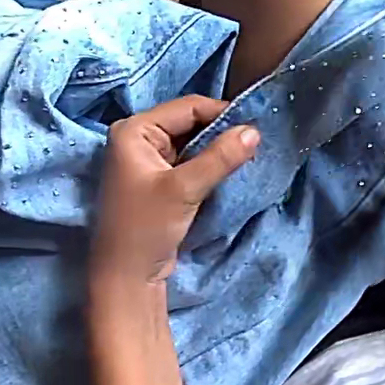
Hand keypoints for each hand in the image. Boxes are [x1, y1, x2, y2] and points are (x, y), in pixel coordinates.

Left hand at [91, 95, 259, 285]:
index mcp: (134, 130)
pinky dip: (210, 167)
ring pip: (193, 144)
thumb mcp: (184, 189)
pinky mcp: (160, 182)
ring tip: (248, 157)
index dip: (223, 114)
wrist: (127, 276)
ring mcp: (149, 161)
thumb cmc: (146, 228)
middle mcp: (139, 139)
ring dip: (218, 151)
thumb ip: (220, 158)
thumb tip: (255, 131)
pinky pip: (191, 163)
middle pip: (190, 124)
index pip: (187, 108)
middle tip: (255, 144)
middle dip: (222, 133)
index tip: (256, 127)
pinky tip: (231, 172)